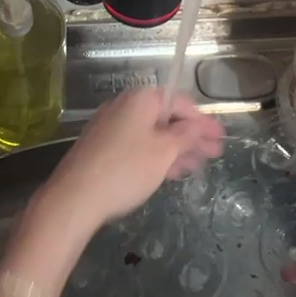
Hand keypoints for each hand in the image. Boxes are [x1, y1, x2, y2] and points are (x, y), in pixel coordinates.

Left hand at [41, 85, 225, 232]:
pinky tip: (169, 172)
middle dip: (191, 136)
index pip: (180, 101)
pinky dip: (156, 155)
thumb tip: (199, 123)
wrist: (75, 197)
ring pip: (151, 133)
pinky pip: (137, 144)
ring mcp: (110, 126)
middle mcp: (124, 105)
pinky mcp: (102, 146)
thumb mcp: (164, 152)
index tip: (220, 137)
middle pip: (165, 117)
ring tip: (195, 167)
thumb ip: (185, 135)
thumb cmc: (125, 169)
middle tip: (213, 155)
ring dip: (176, 148)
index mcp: (140, 99)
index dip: (203, 120)